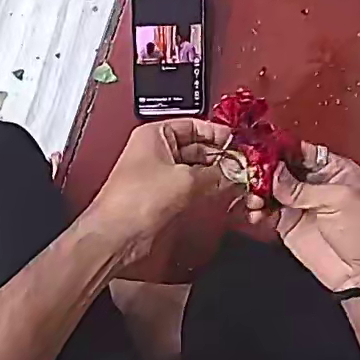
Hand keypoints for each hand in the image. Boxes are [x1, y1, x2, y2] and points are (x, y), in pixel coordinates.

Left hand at [78, 118, 235, 269]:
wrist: (117, 235)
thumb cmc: (134, 200)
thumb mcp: (185, 180)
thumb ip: (215, 174)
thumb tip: (235, 171)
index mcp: (155, 135)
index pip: (192, 124)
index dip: (216, 132)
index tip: (236, 141)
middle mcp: (156, 151)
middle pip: (196, 147)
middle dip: (219, 155)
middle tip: (242, 163)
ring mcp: (159, 174)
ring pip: (195, 168)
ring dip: (215, 173)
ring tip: (237, 178)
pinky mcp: (162, 195)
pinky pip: (190, 186)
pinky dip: (206, 188)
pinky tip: (222, 191)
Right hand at [251, 144, 359, 292]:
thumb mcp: (340, 200)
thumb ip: (303, 187)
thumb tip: (274, 174)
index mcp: (334, 170)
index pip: (303, 151)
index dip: (283, 148)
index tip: (262, 149)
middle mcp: (314, 184)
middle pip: (282, 168)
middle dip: (265, 169)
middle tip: (251, 172)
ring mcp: (300, 204)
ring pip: (270, 189)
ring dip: (258, 190)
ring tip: (255, 198)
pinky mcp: (289, 224)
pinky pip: (267, 211)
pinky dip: (257, 210)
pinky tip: (256, 213)